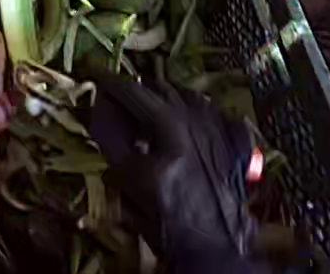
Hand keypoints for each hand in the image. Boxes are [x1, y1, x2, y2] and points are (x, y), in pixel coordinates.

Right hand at [88, 79, 257, 273]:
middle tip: (121, 100)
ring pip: (184, 94)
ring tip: (150, 112)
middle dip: (137, 91)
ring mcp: (219, 128)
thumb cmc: (168, 221)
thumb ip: (112, 136)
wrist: (215, 253)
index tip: (95, 75)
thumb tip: (99, 104)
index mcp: (169, 126)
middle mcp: (196, 119)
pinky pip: (210, 109)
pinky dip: (192, 109)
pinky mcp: (234, 141)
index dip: (110, 81)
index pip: (132, 91)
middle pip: (159, 88)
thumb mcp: (130, 180)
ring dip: (163, 98)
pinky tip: (184, 121)